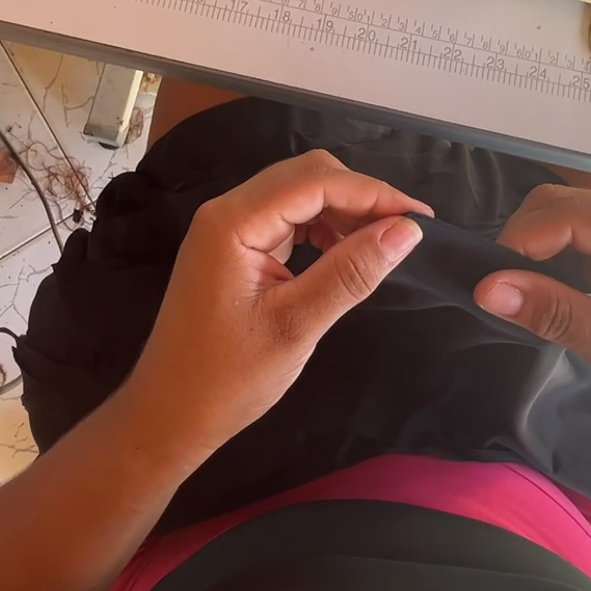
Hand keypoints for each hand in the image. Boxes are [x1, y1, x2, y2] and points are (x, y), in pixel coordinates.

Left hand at [117, 150, 429, 463]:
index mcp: (233, 221)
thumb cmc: (227, 379)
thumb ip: (350, 273)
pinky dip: (322, 227)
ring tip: (382, 243)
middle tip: (404, 230)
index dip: (372, 192)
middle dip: (359, 196)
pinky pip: (288, 217)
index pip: (314, 181)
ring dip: (343, 211)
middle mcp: (228, 211)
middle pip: (305, 176)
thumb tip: (406, 231)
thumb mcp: (296, 326)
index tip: (420, 218)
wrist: (169, 415)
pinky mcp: (235, 245)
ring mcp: (229, 226)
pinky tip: (346, 252)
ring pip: (299, 193)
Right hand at [473, 184, 590, 473]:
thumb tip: (485, 287)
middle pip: (567, 206)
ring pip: (568, 222)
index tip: (491, 279)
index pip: (575, 213)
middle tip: (502, 288)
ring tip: (520, 293)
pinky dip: (551, 264)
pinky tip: (544, 294)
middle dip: (526, 238)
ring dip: (536, 251)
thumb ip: (554, 313)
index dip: (525, 237)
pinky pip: (578, 247)